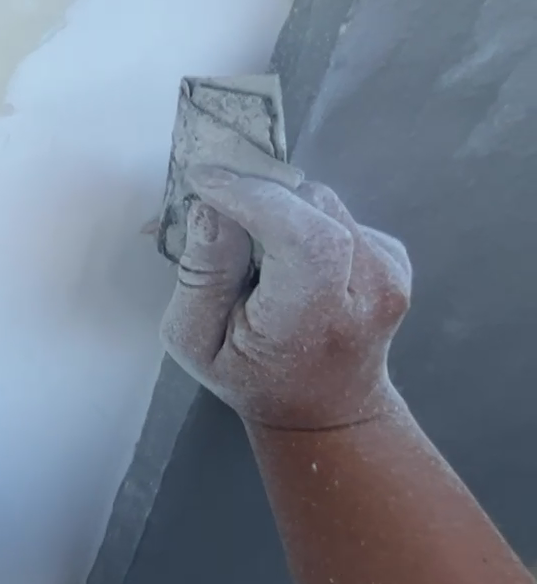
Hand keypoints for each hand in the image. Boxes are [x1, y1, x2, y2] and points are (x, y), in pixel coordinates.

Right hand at [162, 167, 411, 430]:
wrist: (324, 403)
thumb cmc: (245, 377)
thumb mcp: (192, 338)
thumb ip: (201, 277)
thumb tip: (206, 212)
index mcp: (317, 318)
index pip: (304, 237)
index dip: (254, 199)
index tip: (202, 180)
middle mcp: (371, 285)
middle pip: (312, 208)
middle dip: (250, 194)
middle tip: (196, 200)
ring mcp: (391, 266)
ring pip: (319, 203)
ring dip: (265, 204)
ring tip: (221, 229)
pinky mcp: (389, 251)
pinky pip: (329, 212)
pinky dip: (286, 215)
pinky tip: (262, 246)